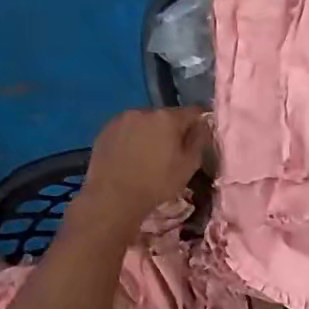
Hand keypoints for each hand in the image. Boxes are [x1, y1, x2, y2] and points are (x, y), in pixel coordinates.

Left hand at [74, 108, 210, 231]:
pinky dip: (134, 136)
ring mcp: (121, 119)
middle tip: (175, 147)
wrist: (112, 197)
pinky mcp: (105, 130)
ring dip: (152, 131)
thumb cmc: (158, 182)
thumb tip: (201, 125)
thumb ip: (199, 140)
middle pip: (167, 116)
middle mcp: (144, 112)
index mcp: (168, 118)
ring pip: (146, 121)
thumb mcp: (190, 165)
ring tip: (151, 152)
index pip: (193, 111)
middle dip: (174, 127)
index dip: (201, 120)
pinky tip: (133, 154)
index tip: (202, 132)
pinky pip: (128, 128)